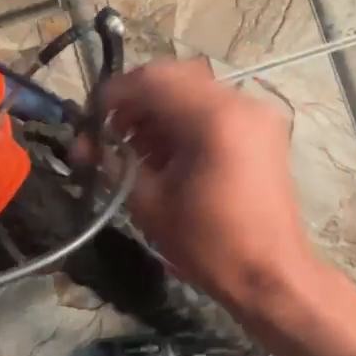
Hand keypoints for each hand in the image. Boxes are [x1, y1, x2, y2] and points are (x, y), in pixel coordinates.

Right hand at [96, 60, 323, 308]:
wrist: (269, 275)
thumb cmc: (208, 245)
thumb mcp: (150, 204)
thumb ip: (115, 164)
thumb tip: (86, 146)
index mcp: (214, 118)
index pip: (152, 80)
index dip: (113, 94)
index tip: (89, 119)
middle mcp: (241, 103)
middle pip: (174, 80)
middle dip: (136, 103)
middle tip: (109, 134)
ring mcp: (257, 116)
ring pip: (194, 93)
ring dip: (159, 112)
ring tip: (133, 149)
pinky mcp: (262, 132)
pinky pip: (214, 111)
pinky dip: (184, 123)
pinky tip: (164, 155)